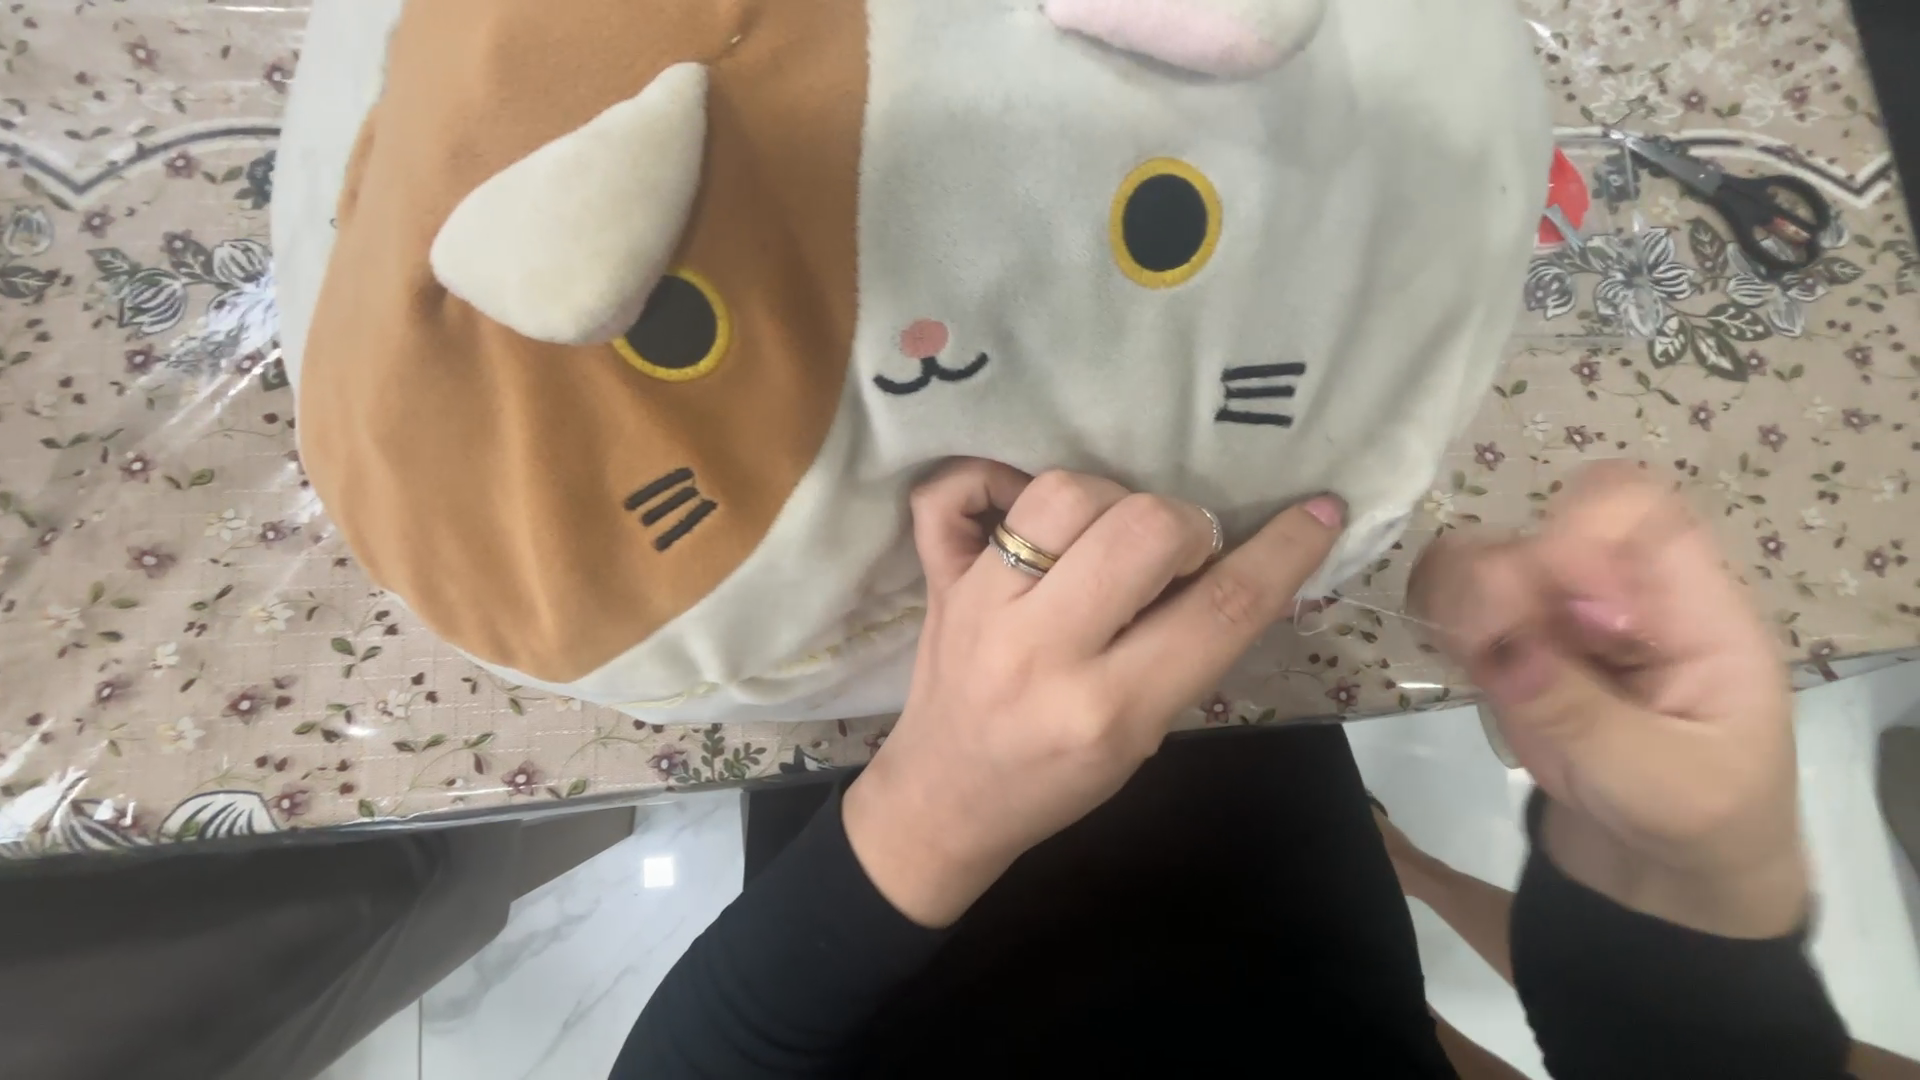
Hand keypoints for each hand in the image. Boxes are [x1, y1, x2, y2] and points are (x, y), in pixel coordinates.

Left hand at [843, 460, 1344, 926]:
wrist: (947, 799)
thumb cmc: (1055, 782)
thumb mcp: (1143, 736)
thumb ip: (1189, 651)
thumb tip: (1239, 558)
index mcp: (1108, 709)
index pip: (1218, 609)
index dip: (1282, 551)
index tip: (1316, 512)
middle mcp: (1040, 650)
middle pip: (1142, 529)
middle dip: (1183, 526)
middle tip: (1174, 555)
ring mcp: (979, 606)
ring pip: (1062, 493)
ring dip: (1107, 498)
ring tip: (1106, 533)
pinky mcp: (938, 581)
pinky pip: (948, 493)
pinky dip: (987, 478)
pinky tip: (1016, 506)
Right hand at [1410, 463, 1807, 937]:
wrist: (1660, 851)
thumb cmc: (1695, 813)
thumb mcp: (1660, 780)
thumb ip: (1583, 712)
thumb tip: (1508, 650)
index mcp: (1690, 607)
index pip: (1635, 511)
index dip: (1583, 539)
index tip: (1575, 617)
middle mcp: (1612, 590)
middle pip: (1532, 527)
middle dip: (1499, 582)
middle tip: (1498, 650)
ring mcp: (1551, 610)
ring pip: (1475, 551)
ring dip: (1455, 598)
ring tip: (1475, 659)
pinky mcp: (1501, 635)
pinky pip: (1446, 592)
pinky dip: (1435, 614)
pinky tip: (1461, 660)